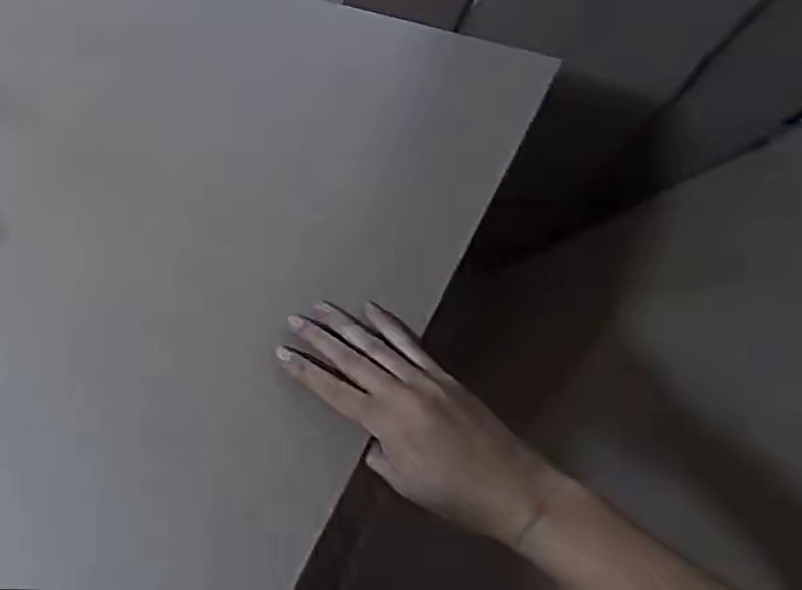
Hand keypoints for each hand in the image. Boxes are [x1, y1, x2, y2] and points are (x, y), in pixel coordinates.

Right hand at [278, 302, 566, 545]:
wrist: (519, 493)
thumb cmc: (457, 496)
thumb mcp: (404, 482)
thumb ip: (376, 450)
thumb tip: (367, 431)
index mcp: (384, 421)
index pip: (332, 389)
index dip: (304, 370)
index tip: (282, 352)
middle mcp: (398, 393)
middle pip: (348, 358)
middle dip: (317, 337)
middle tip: (293, 319)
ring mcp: (421, 380)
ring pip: (373, 344)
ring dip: (344, 324)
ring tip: (321, 306)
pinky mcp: (442, 376)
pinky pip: (408, 343)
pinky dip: (388, 324)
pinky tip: (371, 308)